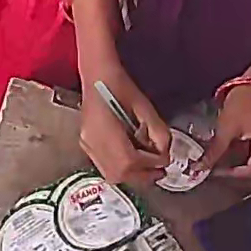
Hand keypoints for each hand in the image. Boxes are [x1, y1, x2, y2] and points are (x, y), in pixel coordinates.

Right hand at [78, 66, 171, 184]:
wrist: (97, 75)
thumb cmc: (121, 86)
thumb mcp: (145, 107)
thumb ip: (158, 132)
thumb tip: (164, 153)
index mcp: (107, 130)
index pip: (130, 160)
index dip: (150, 164)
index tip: (164, 160)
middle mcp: (93, 141)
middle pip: (119, 173)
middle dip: (142, 176)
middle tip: (159, 172)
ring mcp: (87, 144)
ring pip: (110, 173)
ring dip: (132, 175)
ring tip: (148, 168)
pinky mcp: (85, 144)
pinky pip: (105, 165)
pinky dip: (121, 168)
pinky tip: (132, 160)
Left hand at [204, 84, 250, 188]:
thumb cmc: (242, 104)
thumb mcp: (225, 129)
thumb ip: (215, 152)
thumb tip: (200, 168)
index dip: (232, 177)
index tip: (216, 172)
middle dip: (238, 179)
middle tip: (219, 174)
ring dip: (245, 175)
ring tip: (226, 169)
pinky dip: (250, 168)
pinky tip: (235, 163)